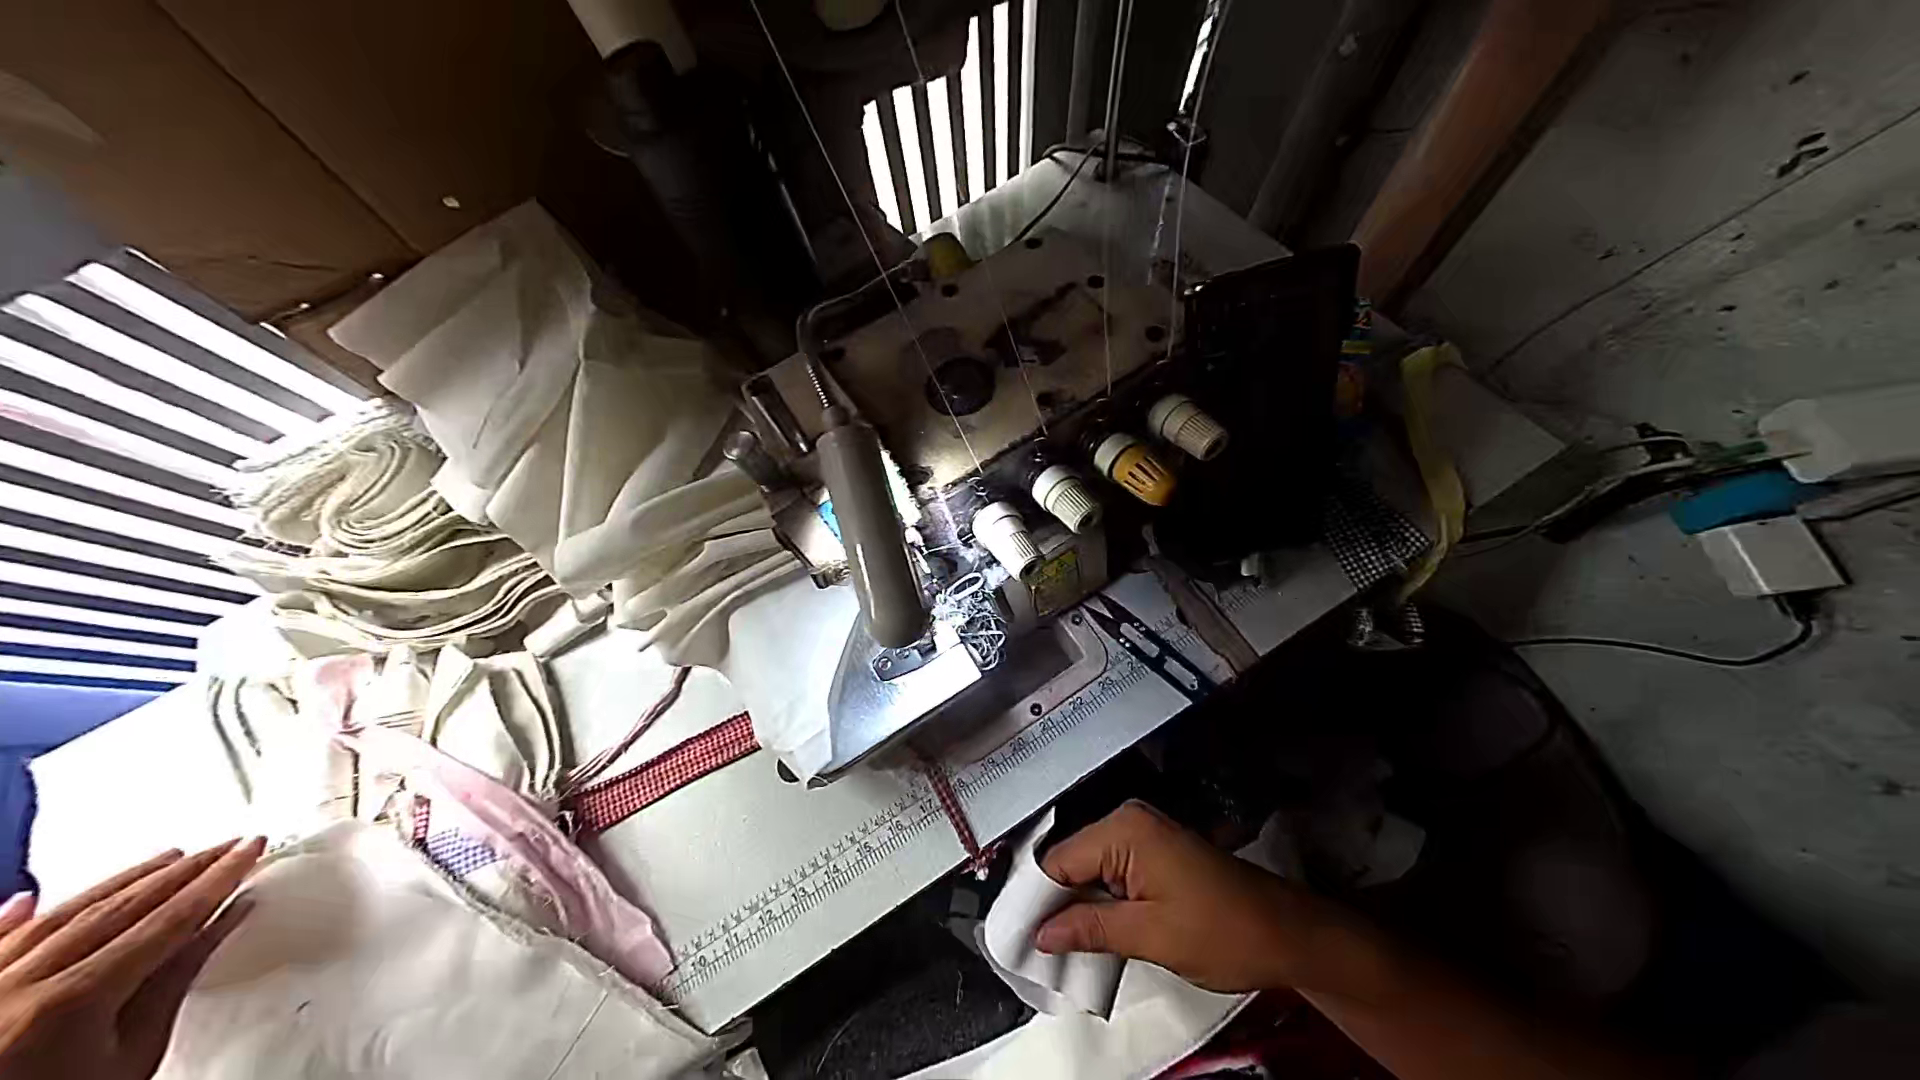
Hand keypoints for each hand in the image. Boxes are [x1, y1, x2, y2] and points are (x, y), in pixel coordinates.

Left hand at [0, 838, 265, 1079]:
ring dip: (120, 882)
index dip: (218, 878)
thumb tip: (225, 919)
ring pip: (57, 918)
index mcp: (70, 1002)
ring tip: (166, 858)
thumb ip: (172, 983)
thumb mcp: (130, 1058)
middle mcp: (14, 988)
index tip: (250, 848)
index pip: (169, 918)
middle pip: (116, 910)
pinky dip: (13, 919)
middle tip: (224, 846)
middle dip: (180, 872)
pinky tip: (33, 898)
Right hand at [1035, 802, 1368, 993]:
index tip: (1021, 937)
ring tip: (1063, 945)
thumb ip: (1090, 929)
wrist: (1288, 934)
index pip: (1059, 861)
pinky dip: (1101, 900)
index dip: (1038, 900)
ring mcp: (1142, 833)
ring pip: (1089, 869)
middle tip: (1041, 948)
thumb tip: (1042, 934)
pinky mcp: (1153, 850)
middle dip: (1058, 903)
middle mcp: (1128, 821)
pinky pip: (1110, 871)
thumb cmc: (1225, 931)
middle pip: (1071, 862)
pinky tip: (1094, 930)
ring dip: (1079, 905)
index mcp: (1125, 830)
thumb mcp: (1151, 936)